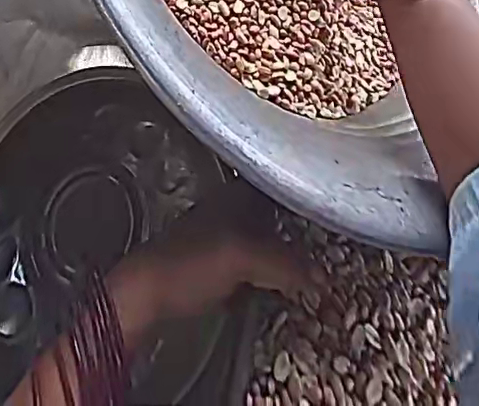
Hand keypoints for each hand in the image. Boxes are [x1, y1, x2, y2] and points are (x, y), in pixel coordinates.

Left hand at [106, 183, 316, 326]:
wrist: (147, 294)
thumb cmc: (188, 263)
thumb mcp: (239, 257)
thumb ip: (282, 262)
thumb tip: (322, 278)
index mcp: (233, 195)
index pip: (275, 184)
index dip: (301, 191)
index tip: (329, 208)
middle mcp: (229, 209)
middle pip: (275, 213)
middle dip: (301, 227)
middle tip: (331, 244)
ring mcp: (224, 236)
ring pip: (267, 238)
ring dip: (289, 253)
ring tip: (316, 267)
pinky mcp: (220, 265)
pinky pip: (258, 262)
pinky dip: (274, 272)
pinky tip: (287, 285)